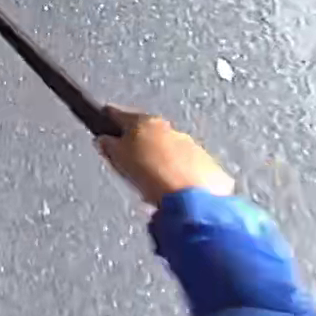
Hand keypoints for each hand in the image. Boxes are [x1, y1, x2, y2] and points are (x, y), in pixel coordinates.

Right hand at [97, 105, 235, 206]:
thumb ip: (106, 144)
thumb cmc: (149, 174)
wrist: (194, 202)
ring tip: (154, 180)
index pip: (116, 113)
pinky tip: (175, 188)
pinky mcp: (213, 168)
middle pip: (146, 132)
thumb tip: (106, 141)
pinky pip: (192, 168)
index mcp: (143, 120)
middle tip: (130, 163)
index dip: (106, 121)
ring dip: (162, 160)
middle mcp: (170, 129)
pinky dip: (182, 174)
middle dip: (139, 144)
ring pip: (171, 150)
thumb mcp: (114, 157)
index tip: (102, 128)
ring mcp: (195, 148)